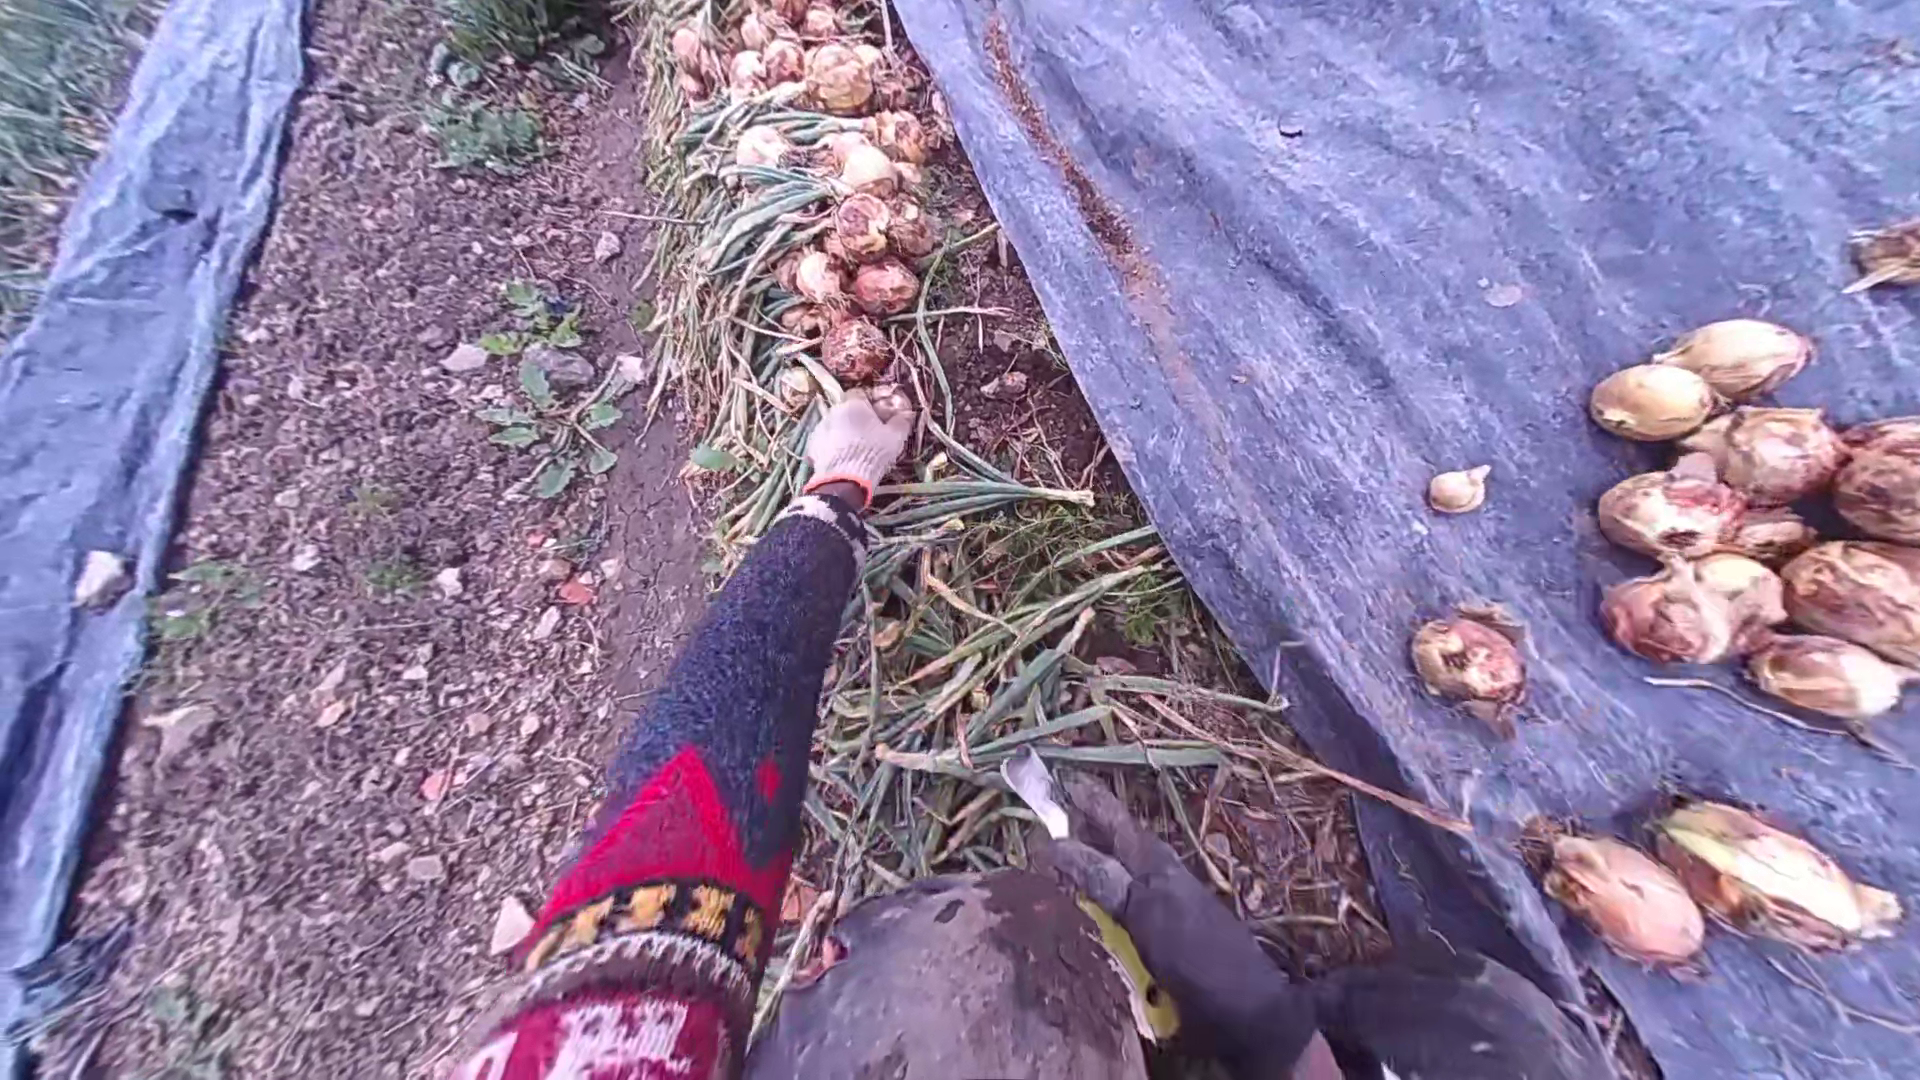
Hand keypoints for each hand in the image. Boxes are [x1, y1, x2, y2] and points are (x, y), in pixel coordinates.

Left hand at [802, 387, 914, 509]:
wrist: (845, 478)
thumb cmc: (874, 451)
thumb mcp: (895, 437)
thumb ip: (901, 422)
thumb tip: (907, 413)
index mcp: (853, 404)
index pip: (861, 393)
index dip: (871, 403)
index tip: (880, 415)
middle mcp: (833, 411)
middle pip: (847, 410)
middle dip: (857, 419)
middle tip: (871, 435)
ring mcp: (820, 428)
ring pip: (835, 426)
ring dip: (844, 433)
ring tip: (856, 449)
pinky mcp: (812, 446)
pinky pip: (826, 442)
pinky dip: (834, 447)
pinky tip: (843, 459)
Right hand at [1040, 776, 1325, 1075]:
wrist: (1246, 1009)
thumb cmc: (1195, 952)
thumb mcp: (1142, 910)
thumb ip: (1099, 876)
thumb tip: (1054, 844)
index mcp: (1146, 851)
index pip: (1104, 809)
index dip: (1077, 793)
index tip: (1045, 781)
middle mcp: (1146, 865)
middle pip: (1100, 836)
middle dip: (1069, 828)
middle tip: (1033, 829)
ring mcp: (1150, 896)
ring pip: (1104, 867)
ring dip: (1077, 865)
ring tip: (1045, 868)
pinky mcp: (1151, 926)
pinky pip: (1111, 900)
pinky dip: (1090, 898)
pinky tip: (1075, 911)